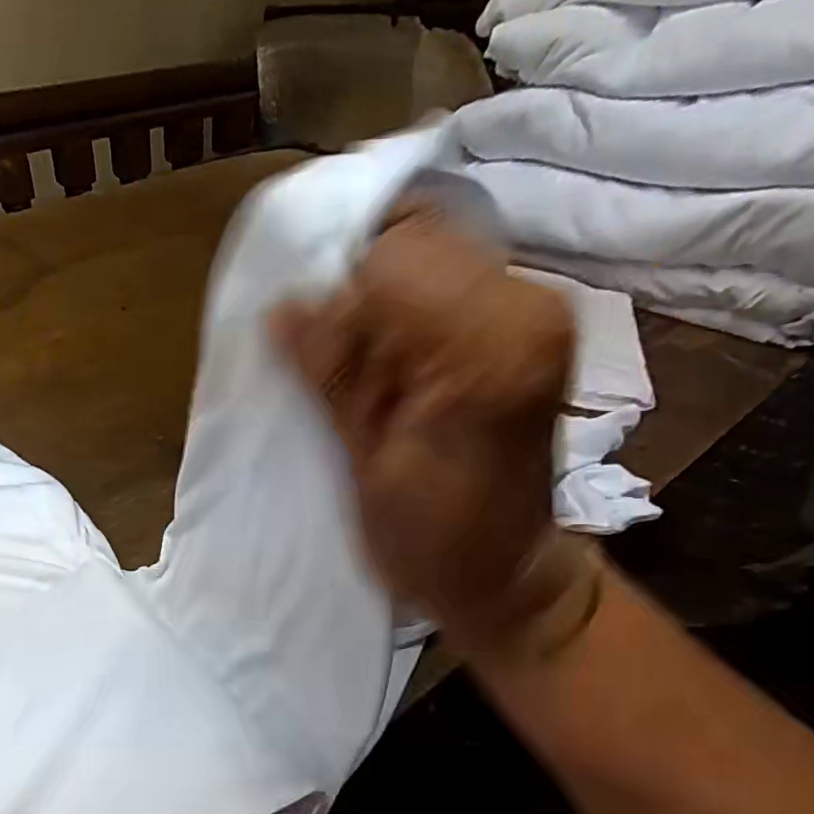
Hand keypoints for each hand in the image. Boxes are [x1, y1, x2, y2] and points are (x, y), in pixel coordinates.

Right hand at [271, 203, 600, 662]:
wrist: (504, 571)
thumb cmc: (436, 543)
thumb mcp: (371, 469)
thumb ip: (336, 378)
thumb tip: (280, 307)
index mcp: (494, 350)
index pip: (392, 263)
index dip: (340, 304)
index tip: (320, 360)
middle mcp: (528, 308)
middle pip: (412, 242)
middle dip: (361, 295)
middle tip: (345, 366)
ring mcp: (533, 308)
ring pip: (425, 251)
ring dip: (381, 300)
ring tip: (374, 372)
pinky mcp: (522, 320)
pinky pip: (443, 275)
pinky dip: (403, 305)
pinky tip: (396, 361)